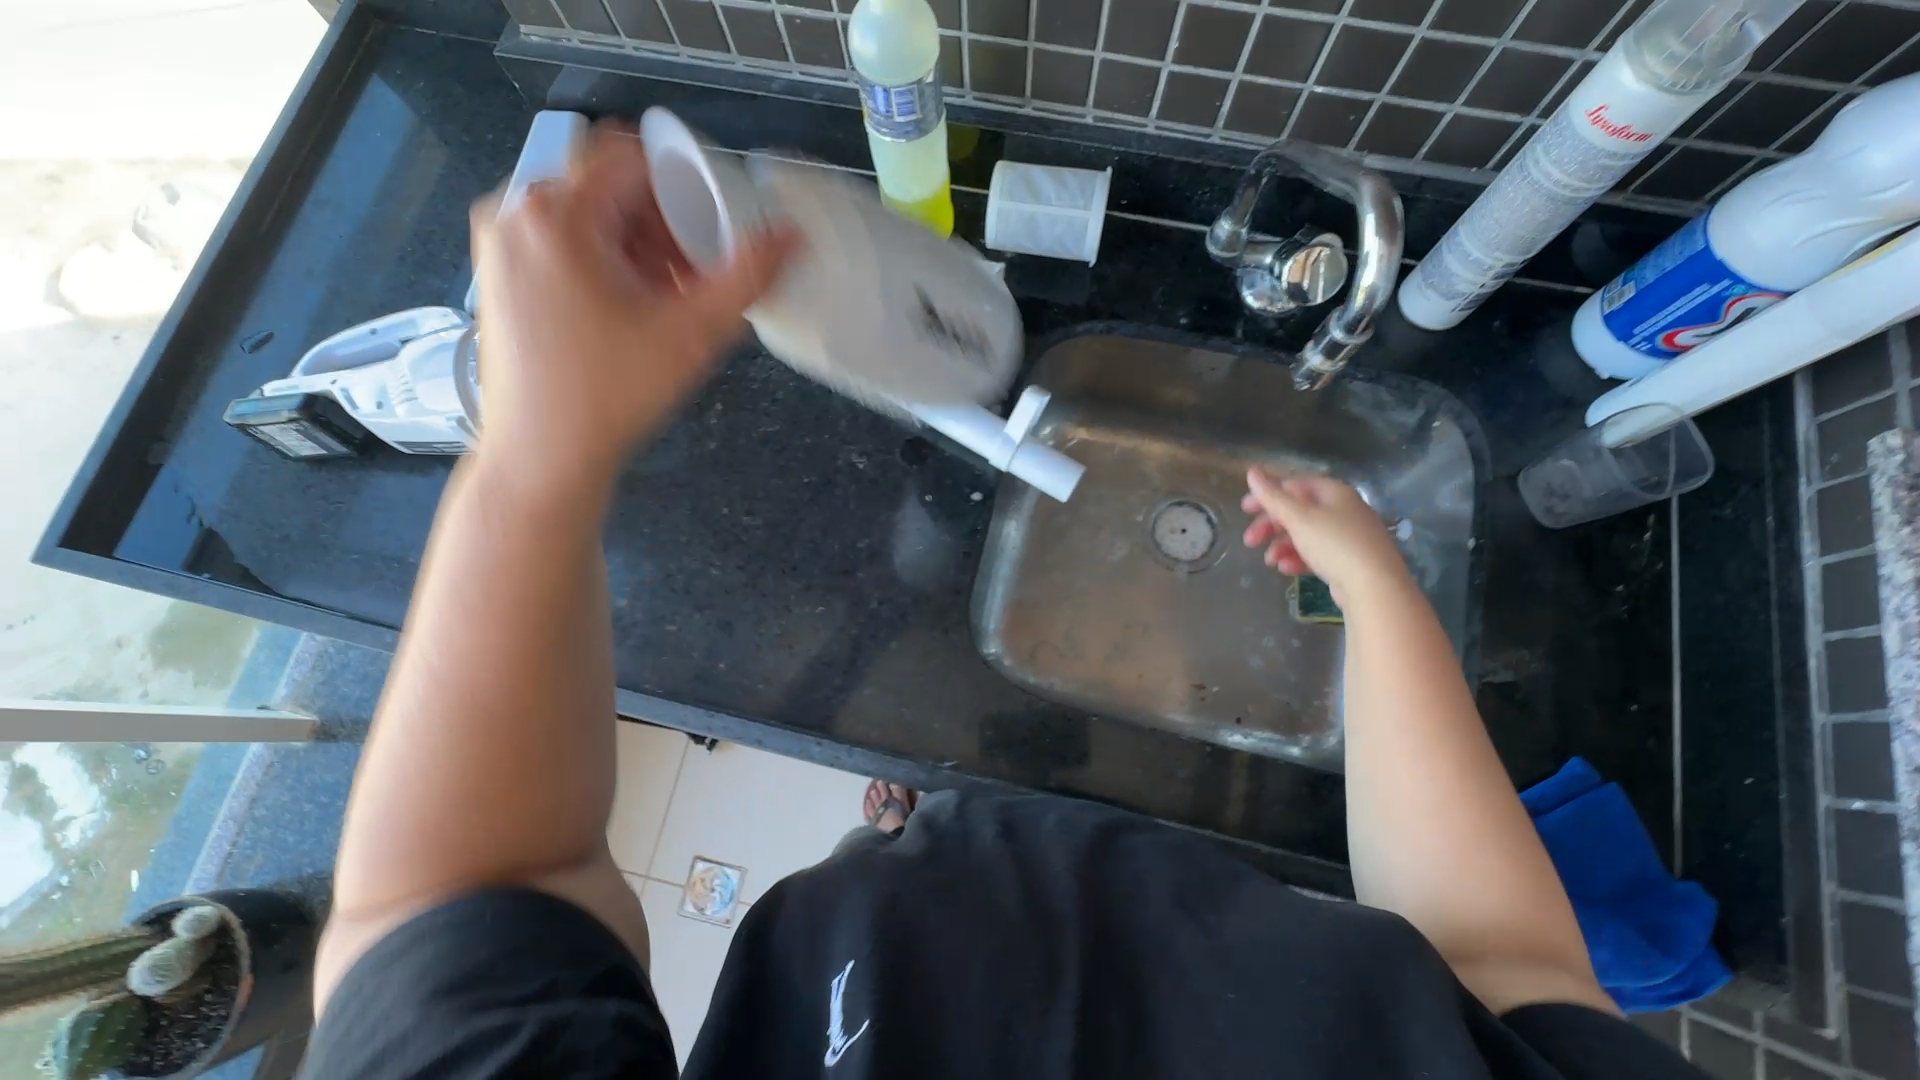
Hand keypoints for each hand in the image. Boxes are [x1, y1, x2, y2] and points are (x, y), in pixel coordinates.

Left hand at [471, 125, 798, 489]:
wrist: (540, 459)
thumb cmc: (611, 394)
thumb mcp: (692, 334)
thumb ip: (748, 277)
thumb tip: (792, 236)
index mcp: (556, 213)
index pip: (632, 157)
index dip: (685, 184)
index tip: (716, 228)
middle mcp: (516, 213)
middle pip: (610, 186)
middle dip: (665, 222)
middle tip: (699, 273)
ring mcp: (502, 245)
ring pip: (590, 215)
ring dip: (641, 243)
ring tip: (672, 296)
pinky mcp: (501, 275)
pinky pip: (566, 241)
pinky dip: (608, 260)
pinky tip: (635, 307)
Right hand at [1241, 467, 1410, 603]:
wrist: (1374, 585)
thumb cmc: (1335, 544)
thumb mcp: (1299, 518)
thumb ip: (1273, 496)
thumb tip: (1252, 471)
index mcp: (1334, 493)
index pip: (1295, 485)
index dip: (1268, 494)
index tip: (1245, 509)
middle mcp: (1343, 510)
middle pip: (1299, 511)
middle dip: (1271, 525)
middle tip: (1250, 540)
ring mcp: (1348, 536)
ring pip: (1306, 535)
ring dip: (1282, 545)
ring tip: (1270, 561)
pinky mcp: (1349, 560)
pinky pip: (1318, 554)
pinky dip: (1299, 559)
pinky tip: (1286, 569)